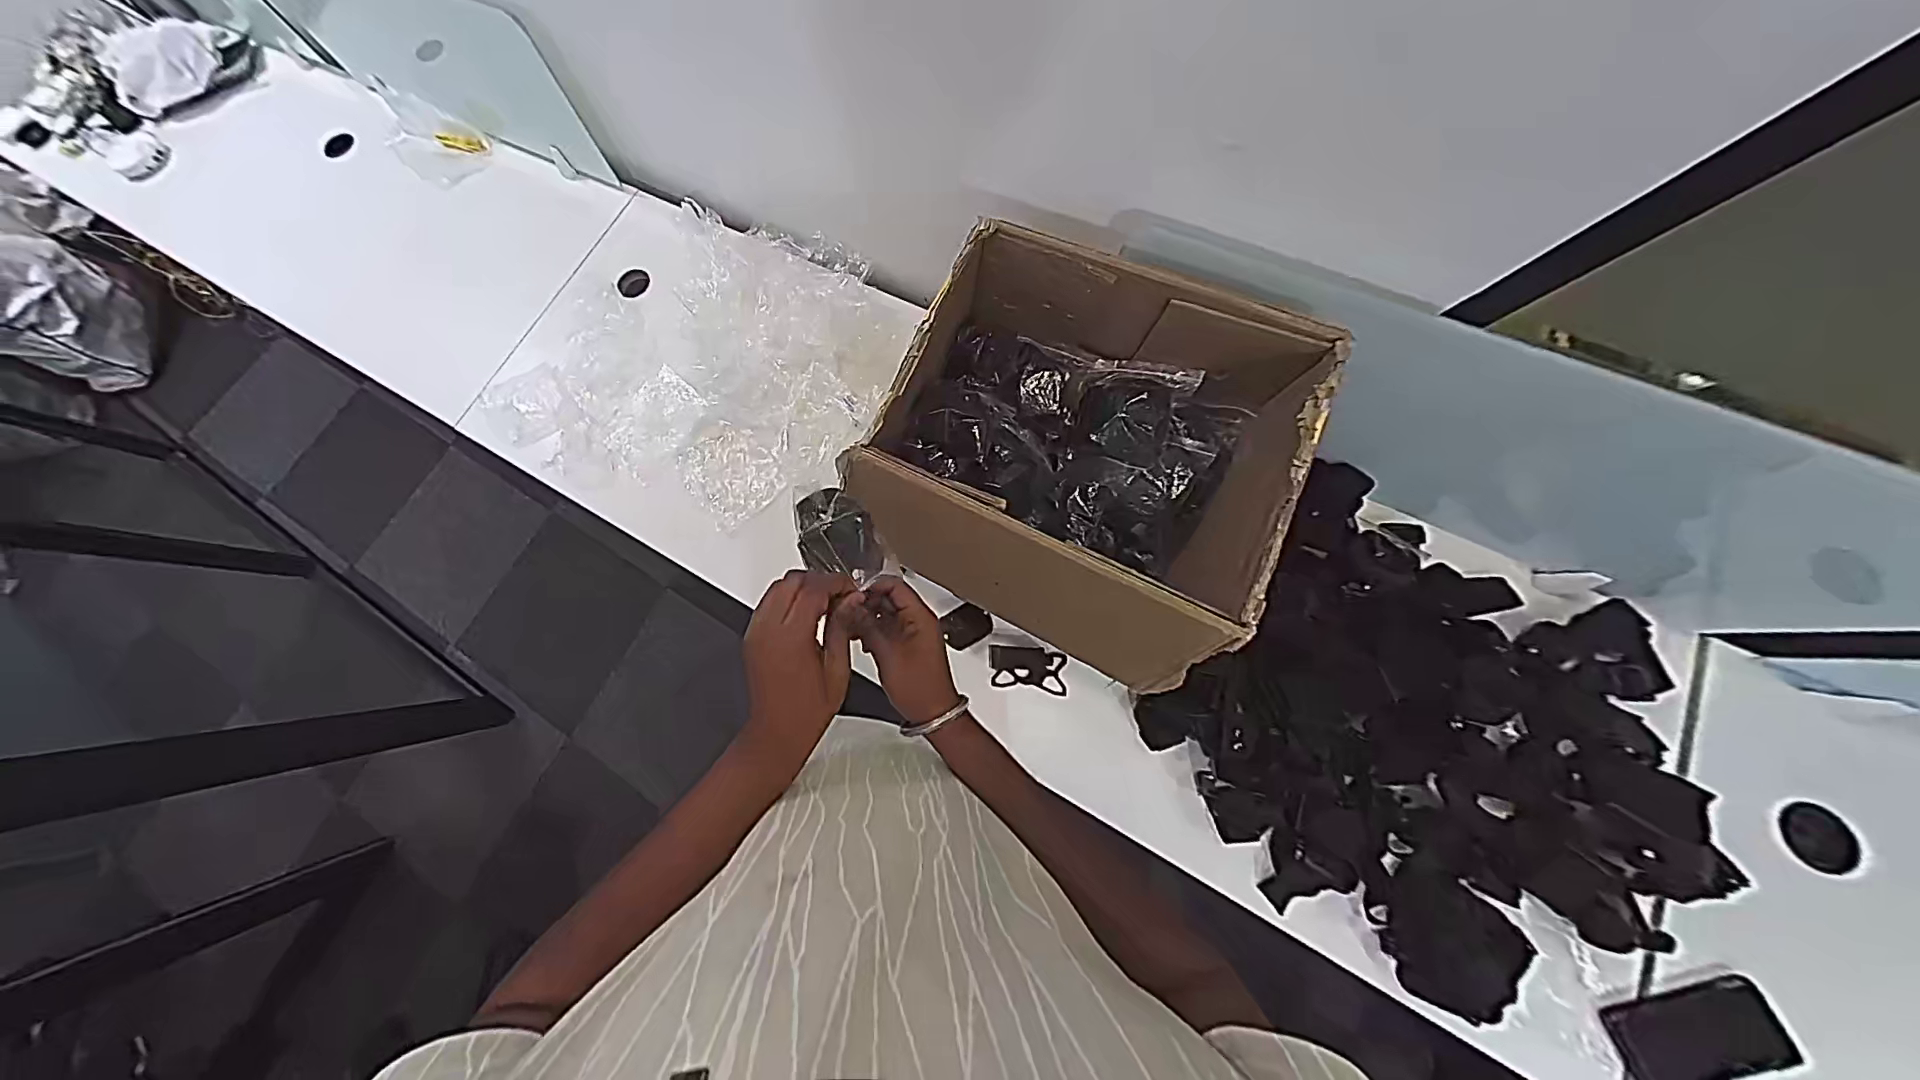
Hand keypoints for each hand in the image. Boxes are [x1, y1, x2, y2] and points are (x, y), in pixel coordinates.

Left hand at [743, 570, 860, 757]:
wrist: (777, 731)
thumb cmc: (806, 711)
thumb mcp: (837, 669)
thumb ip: (842, 627)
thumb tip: (850, 601)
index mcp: (790, 638)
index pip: (812, 588)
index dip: (836, 583)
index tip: (849, 589)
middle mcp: (768, 630)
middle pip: (793, 581)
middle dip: (820, 581)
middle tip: (840, 595)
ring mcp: (756, 632)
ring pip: (778, 587)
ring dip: (803, 588)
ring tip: (826, 603)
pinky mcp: (751, 636)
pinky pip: (769, 603)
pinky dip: (789, 599)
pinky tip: (808, 613)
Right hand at [843, 577, 963, 724]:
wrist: (932, 712)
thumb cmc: (920, 688)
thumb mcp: (887, 654)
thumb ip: (868, 627)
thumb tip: (852, 607)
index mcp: (920, 617)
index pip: (896, 586)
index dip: (872, 587)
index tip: (853, 596)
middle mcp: (919, 621)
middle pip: (890, 598)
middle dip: (867, 603)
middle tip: (848, 612)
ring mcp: (914, 632)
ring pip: (887, 614)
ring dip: (869, 618)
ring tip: (852, 627)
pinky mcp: (909, 644)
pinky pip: (889, 628)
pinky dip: (874, 630)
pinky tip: (863, 640)